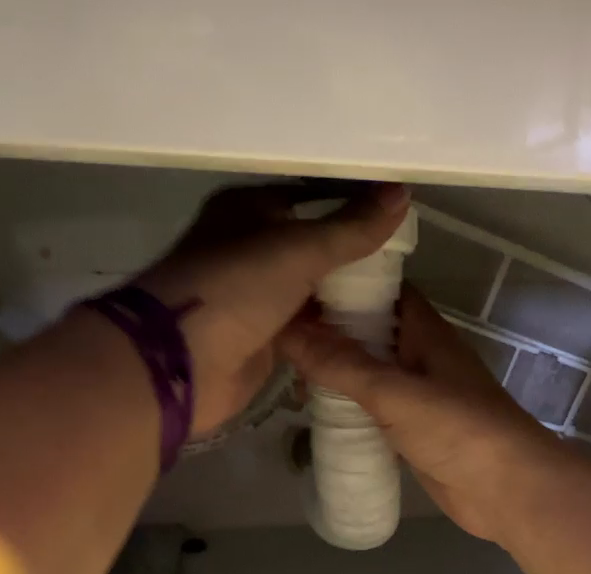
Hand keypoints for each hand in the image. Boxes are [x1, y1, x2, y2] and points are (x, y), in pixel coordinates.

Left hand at [131, 182, 409, 436]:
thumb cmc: (235, 289)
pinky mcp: (265, 338)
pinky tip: (373, 330)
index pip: (313, 197)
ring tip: (398, 295)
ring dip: (349, 295)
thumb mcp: (298, 250)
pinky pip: (310, 327)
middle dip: (357, 255)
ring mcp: (258, 296)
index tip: (401, 215)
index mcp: (250, 210)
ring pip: (315, 289)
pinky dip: (335, 329)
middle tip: (407, 262)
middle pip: (316, 246)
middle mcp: (252, 248)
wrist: (183, 365)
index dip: (355, 204)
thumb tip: (402, 192)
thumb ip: (352, 228)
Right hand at [280, 285, 577, 543]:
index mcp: (425, 332)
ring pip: (369, 376)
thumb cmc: (459, 430)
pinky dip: (349, 412)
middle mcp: (422, 358)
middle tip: (278, 343)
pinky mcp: (416, 434)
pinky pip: (375, 413)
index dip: (340, 284)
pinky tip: (317, 419)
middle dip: (328, 335)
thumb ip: (340, 364)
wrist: (509, 491)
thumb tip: (285, 329)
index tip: (292, 285)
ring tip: (289, 381)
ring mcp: (420, 398)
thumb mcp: (393, 392)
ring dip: (336, 377)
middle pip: (369, 333)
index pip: (380, 291)